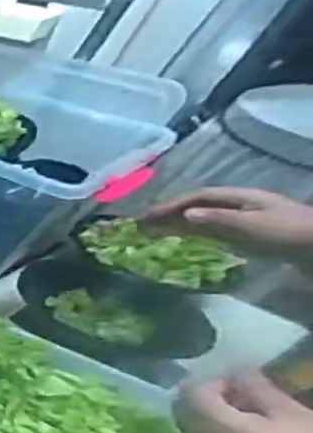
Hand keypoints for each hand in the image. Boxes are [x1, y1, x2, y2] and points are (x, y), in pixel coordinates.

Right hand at [145, 188, 312, 262]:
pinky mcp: (244, 232)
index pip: (201, 196)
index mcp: (243, 197)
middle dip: (171, 212)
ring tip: (153, 230)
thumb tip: (185, 214)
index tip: (148, 214)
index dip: (173, 203)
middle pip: (199, 205)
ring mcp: (243, 218)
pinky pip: (209, 228)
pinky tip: (177, 237)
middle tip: (144, 222)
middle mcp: (240, 204)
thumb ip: (218, 218)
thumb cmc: (287, 232)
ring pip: (202, 216)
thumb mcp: (252, 224)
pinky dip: (189, 231)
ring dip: (177, 222)